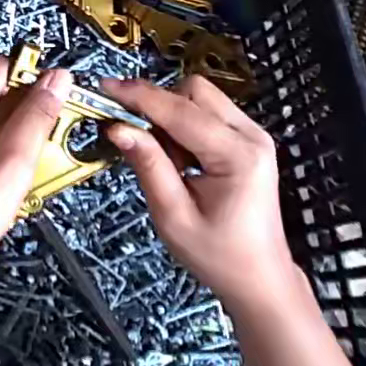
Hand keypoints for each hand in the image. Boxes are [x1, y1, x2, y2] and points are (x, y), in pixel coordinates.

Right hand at [101, 76, 301, 309]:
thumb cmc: (218, 256)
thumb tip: (118, 128)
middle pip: (194, 92)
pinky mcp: (248, 139)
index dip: (140, 97)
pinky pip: (208, 112)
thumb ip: (148, 166)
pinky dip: (184, 125)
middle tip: (137, 138)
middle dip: (159, 106)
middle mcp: (251, 136)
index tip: (106, 87)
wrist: (259, 278)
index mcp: (237, 156)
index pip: (180, 112)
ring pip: (201, 97)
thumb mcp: (173, 217)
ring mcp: (253, 134)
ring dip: (171, 116)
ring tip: (166, 159)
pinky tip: (180, 159)